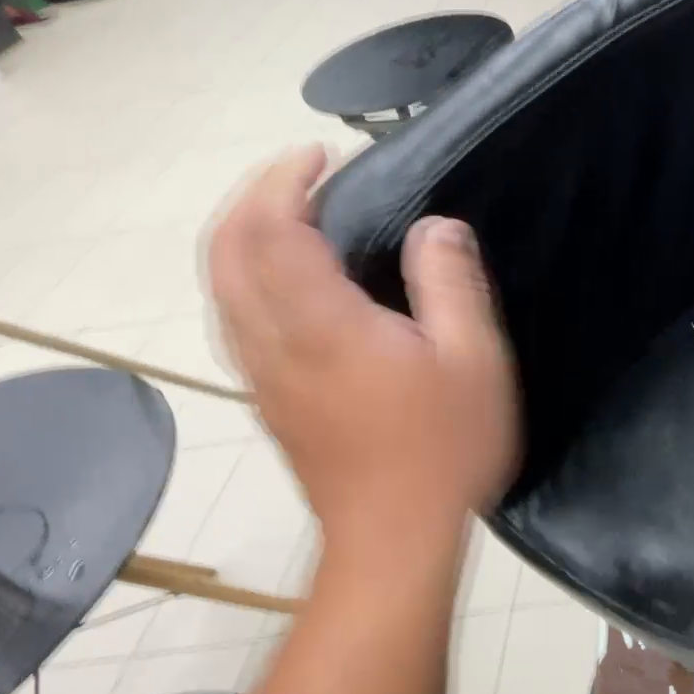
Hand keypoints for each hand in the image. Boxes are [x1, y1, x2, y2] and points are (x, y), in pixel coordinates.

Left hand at [208, 147, 520, 563]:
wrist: (393, 539)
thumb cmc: (444, 447)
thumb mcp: (473, 360)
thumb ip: (451, 285)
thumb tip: (436, 227)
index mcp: (323, 326)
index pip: (271, 233)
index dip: (284, 182)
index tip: (321, 154)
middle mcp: (273, 344)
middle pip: (225, 253)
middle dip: (250, 198)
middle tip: (300, 173)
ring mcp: (263, 375)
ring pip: (221, 287)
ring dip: (242, 235)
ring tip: (292, 213)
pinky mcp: (269, 399)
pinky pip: (235, 317)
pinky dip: (248, 274)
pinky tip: (292, 279)